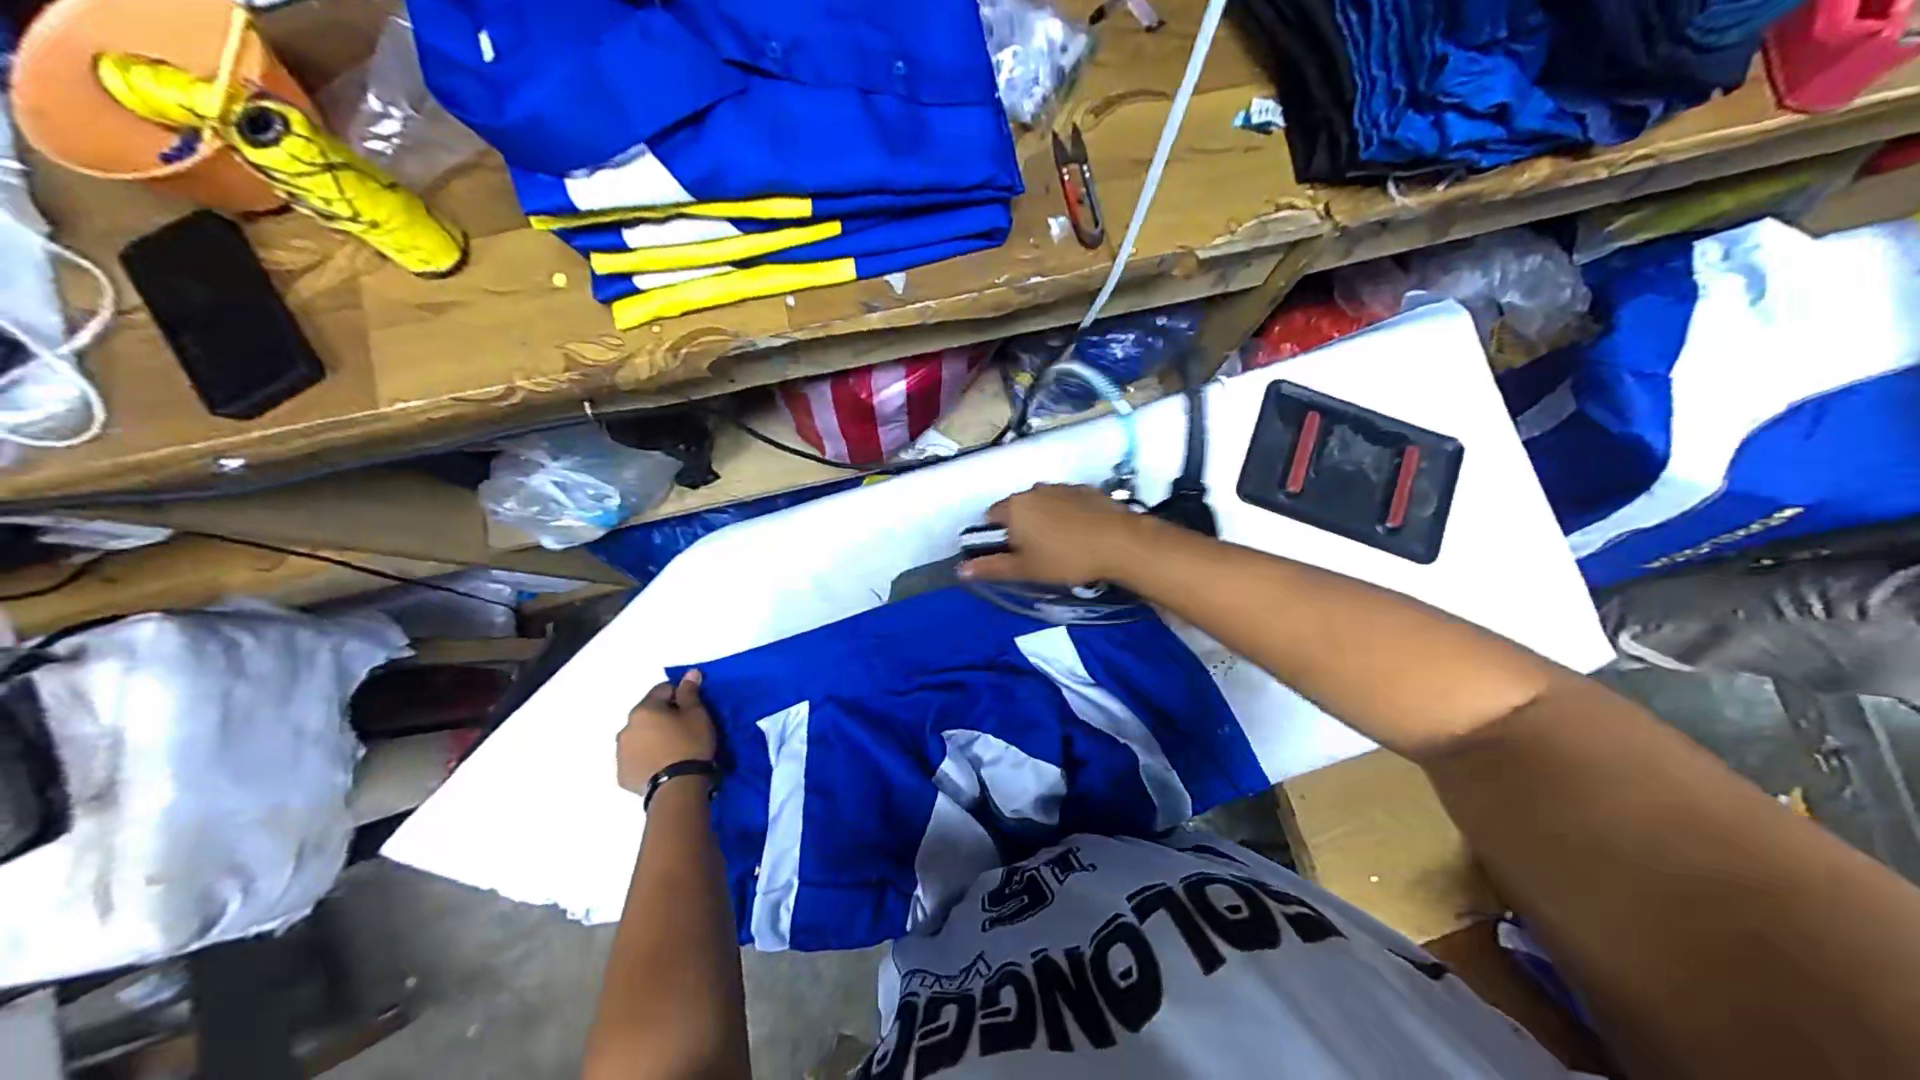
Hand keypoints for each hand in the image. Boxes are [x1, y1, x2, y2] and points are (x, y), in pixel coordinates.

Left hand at [616, 670, 716, 796]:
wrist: (677, 788)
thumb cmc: (690, 744)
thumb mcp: (697, 714)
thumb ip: (690, 692)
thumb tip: (690, 673)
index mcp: (644, 709)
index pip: (663, 690)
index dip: (680, 695)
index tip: (693, 709)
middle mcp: (626, 727)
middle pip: (648, 714)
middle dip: (664, 717)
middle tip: (684, 730)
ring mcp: (621, 752)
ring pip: (639, 736)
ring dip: (652, 737)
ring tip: (673, 750)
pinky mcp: (622, 775)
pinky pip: (636, 758)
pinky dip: (647, 758)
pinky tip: (662, 766)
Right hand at [958, 483, 1152, 586]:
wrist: (1120, 543)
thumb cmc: (1066, 558)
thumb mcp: (1025, 569)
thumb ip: (991, 567)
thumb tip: (960, 569)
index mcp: (1014, 507)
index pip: (991, 516)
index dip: (996, 536)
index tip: (1010, 554)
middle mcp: (1034, 490)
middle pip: (1017, 507)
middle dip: (1021, 526)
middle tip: (1035, 553)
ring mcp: (1062, 487)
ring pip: (1043, 502)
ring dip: (1045, 518)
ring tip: (1061, 544)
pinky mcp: (1087, 490)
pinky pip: (1067, 501)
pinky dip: (1068, 513)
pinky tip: (1081, 533)